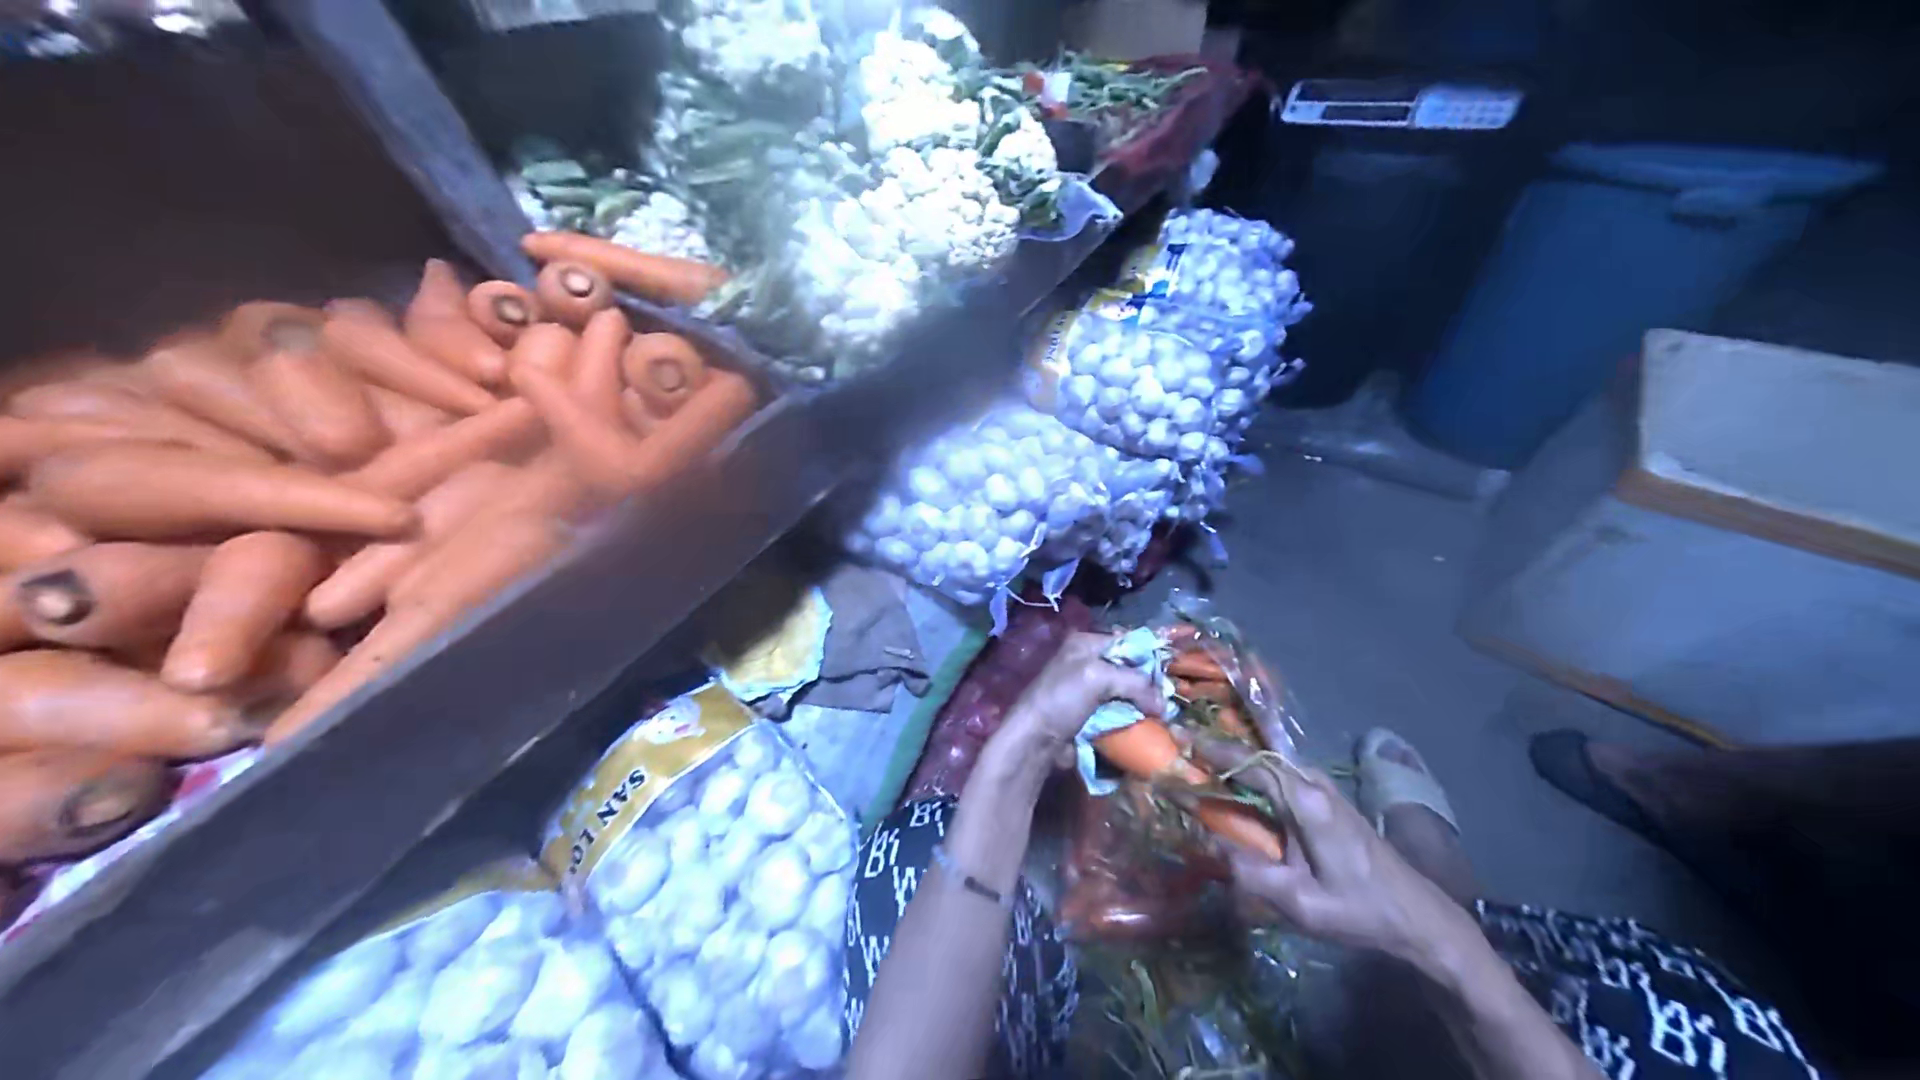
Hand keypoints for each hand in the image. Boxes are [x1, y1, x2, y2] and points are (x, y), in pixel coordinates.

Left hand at [997, 631, 1162, 758]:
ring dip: (1144, 705)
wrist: (1036, 739)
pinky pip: (1121, 712)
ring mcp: (1090, 690)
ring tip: (1164, 716)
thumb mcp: (1098, 678)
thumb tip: (1163, 704)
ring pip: (1128, 693)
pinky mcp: (1092, 714)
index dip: (1151, 657)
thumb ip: (1135, 683)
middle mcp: (1089, 662)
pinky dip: (1134, 719)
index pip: (1128, 642)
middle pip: (1131, 669)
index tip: (1173, 673)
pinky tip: (1148, 726)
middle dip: (1150, 685)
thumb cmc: (1062, 698)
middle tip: (1169, 700)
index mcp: (1086, 643)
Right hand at [1192, 735, 1479, 974]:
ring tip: (1197, 763)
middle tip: (1180, 749)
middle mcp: (1314, 784)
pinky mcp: (1325, 798)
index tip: (1179, 739)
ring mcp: (1323, 788)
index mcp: (1307, 803)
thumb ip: (1251, 874)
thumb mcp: (1302, 904)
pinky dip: (1250, 772)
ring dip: (1233, 760)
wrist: (1420, 917)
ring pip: (1269, 762)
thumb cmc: (1361, 910)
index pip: (1252, 764)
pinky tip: (1232, 783)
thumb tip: (1206, 843)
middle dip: (1217, 749)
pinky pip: (1279, 773)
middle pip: (1257, 756)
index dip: (1213, 750)